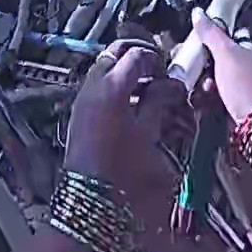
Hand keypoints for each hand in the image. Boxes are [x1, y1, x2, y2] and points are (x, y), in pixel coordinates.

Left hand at [65, 40, 187, 205]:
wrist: (89, 198)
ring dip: (125, 70)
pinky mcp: (80, 109)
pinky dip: (114, 83)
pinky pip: (97, 83)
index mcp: (112, 87)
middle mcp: (93, 85)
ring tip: (147, 88)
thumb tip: (170, 86)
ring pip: (105, 66)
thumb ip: (159, 102)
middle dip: (137, 56)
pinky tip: (131, 103)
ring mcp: (83, 97)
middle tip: (156, 70)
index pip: (136, 55)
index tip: (168, 71)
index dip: (155, 59)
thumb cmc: (121, 171)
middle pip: (116, 53)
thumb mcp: (148, 134)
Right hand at [192, 8, 251, 122]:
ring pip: (221, 71)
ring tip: (201, 80)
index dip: (210, 37)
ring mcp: (246, 80)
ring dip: (208, 74)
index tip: (195, 42)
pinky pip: (223, 87)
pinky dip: (214, 88)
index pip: (226, 35)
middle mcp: (249, 62)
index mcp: (247, 48)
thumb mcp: (224, 54)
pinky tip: (209, 92)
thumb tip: (197, 11)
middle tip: (194, 63)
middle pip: (222, 53)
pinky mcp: (242, 98)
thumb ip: (211, 33)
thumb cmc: (242, 83)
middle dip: (206, 58)